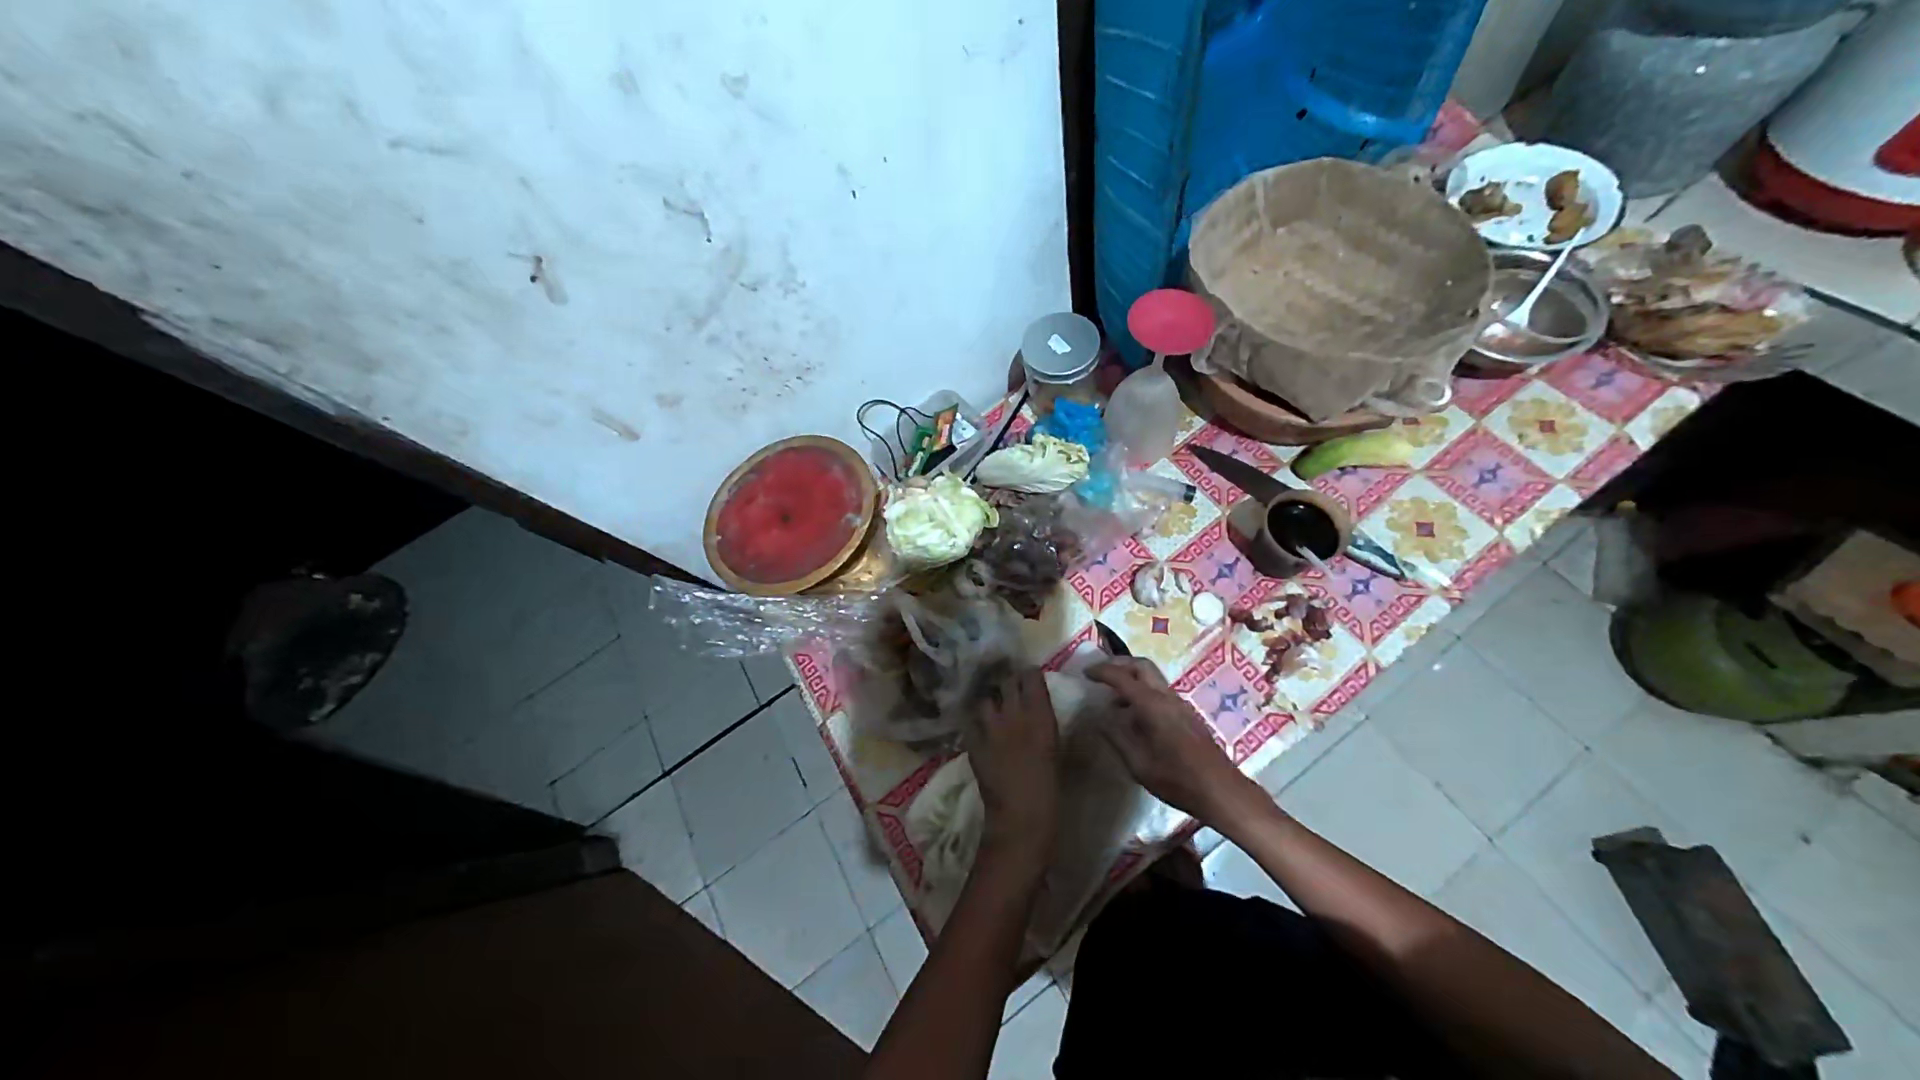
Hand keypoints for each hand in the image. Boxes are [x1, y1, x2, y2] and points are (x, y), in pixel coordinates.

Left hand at [966, 668, 1059, 871]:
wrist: (1021, 817)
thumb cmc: (1050, 788)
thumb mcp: (1055, 749)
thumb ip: (1043, 725)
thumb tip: (1036, 712)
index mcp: (1041, 715)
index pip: (1031, 676)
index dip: (1029, 675)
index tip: (1030, 678)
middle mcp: (1014, 714)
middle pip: (1007, 681)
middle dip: (1009, 684)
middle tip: (1012, 693)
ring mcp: (990, 727)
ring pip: (986, 699)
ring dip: (990, 703)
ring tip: (994, 712)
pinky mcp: (973, 741)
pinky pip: (970, 721)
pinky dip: (975, 724)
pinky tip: (978, 730)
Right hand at [1088, 657, 1265, 827]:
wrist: (1222, 791)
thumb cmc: (1178, 780)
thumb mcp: (1139, 764)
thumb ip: (1117, 736)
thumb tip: (1100, 716)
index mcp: (1153, 706)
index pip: (1123, 677)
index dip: (1102, 671)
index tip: (1085, 673)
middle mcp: (1168, 698)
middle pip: (1142, 666)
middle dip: (1119, 664)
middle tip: (1100, 674)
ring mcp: (1180, 705)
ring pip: (1152, 678)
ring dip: (1131, 679)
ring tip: (1112, 699)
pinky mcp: (1187, 715)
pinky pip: (1159, 692)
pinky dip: (1142, 693)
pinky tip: (1134, 716)